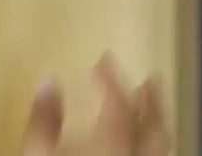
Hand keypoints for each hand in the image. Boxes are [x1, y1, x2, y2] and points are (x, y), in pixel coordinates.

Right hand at [23, 59, 168, 155]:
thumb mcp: (39, 149)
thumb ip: (44, 117)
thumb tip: (48, 80)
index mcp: (110, 143)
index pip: (119, 105)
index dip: (114, 78)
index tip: (105, 56)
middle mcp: (135, 155)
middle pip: (154, 127)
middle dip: (152, 100)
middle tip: (148, 76)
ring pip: (161, 143)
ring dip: (157, 118)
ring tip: (148, 99)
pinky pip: (155, 152)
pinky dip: (153, 136)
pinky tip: (142, 131)